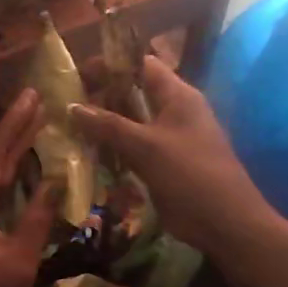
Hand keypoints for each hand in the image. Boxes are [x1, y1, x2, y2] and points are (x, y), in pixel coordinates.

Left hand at [0, 88, 60, 286]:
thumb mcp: (21, 259)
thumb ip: (37, 216)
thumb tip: (56, 179)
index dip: (11, 125)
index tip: (30, 98)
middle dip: (10, 131)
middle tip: (35, 102)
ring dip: (6, 150)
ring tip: (32, 124)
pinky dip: (0, 173)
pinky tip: (16, 165)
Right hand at [70, 57, 270, 252]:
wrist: (223, 222)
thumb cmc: (190, 174)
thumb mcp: (146, 146)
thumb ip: (108, 125)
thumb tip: (72, 107)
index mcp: (177, 96)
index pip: (141, 65)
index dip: (111, 64)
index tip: (77, 73)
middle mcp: (172, 111)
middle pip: (132, 92)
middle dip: (100, 95)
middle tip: (65, 102)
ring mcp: (166, 138)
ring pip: (128, 121)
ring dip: (101, 123)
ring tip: (66, 125)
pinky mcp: (159, 162)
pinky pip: (129, 146)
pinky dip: (108, 146)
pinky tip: (84, 151)